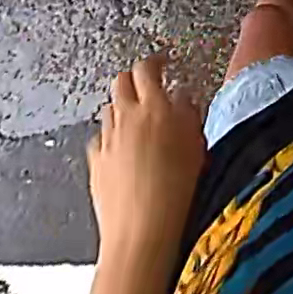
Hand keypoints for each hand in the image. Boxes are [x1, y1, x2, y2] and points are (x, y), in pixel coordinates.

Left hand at [87, 53, 205, 256]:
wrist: (141, 233)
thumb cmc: (175, 189)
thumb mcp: (196, 142)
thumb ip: (188, 111)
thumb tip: (183, 97)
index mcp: (154, 106)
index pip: (147, 67)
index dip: (156, 60)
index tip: (165, 62)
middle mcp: (126, 118)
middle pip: (121, 80)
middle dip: (135, 78)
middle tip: (150, 84)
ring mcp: (107, 140)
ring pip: (110, 107)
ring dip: (124, 105)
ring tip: (141, 117)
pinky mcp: (95, 163)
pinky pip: (102, 137)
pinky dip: (113, 134)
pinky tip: (126, 147)